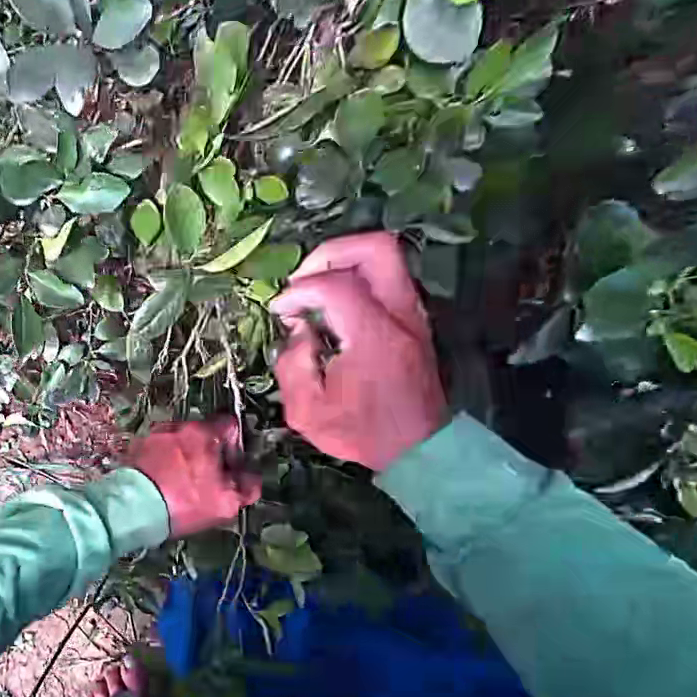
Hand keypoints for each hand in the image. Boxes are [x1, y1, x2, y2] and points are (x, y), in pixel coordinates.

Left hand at [127, 417, 260, 536]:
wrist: (133, 511)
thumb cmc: (182, 504)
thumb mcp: (226, 503)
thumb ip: (246, 487)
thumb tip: (251, 480)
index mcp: (203, 433)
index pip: (230, 424)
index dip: (236, 445)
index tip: (233, 464)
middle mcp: (177, 427)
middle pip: (203, 434)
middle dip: (209, 453)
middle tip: (209, 480)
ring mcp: (154, 436)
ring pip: (179, 442)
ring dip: (185, 458)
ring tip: (183, 485)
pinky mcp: (136, 449)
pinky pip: (159, 452)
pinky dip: (164, 463)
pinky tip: (165, 484)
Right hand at [269, 232, 446, 471]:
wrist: (416, 448)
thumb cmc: (360, 433)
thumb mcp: (307, 411)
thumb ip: (292, 364)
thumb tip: (298, 330)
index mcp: (374, 337)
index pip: (335, 284)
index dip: (298, 290)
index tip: (279, 311)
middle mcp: (401, 315)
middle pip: (374, 248)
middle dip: (329, 253)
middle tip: (301, 280)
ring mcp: (413, 314)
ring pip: (385, 257)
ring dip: (343, 263)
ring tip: (314, 291)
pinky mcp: (414, 319)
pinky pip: (387, 277)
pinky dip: (356, 279)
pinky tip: (333, 306)